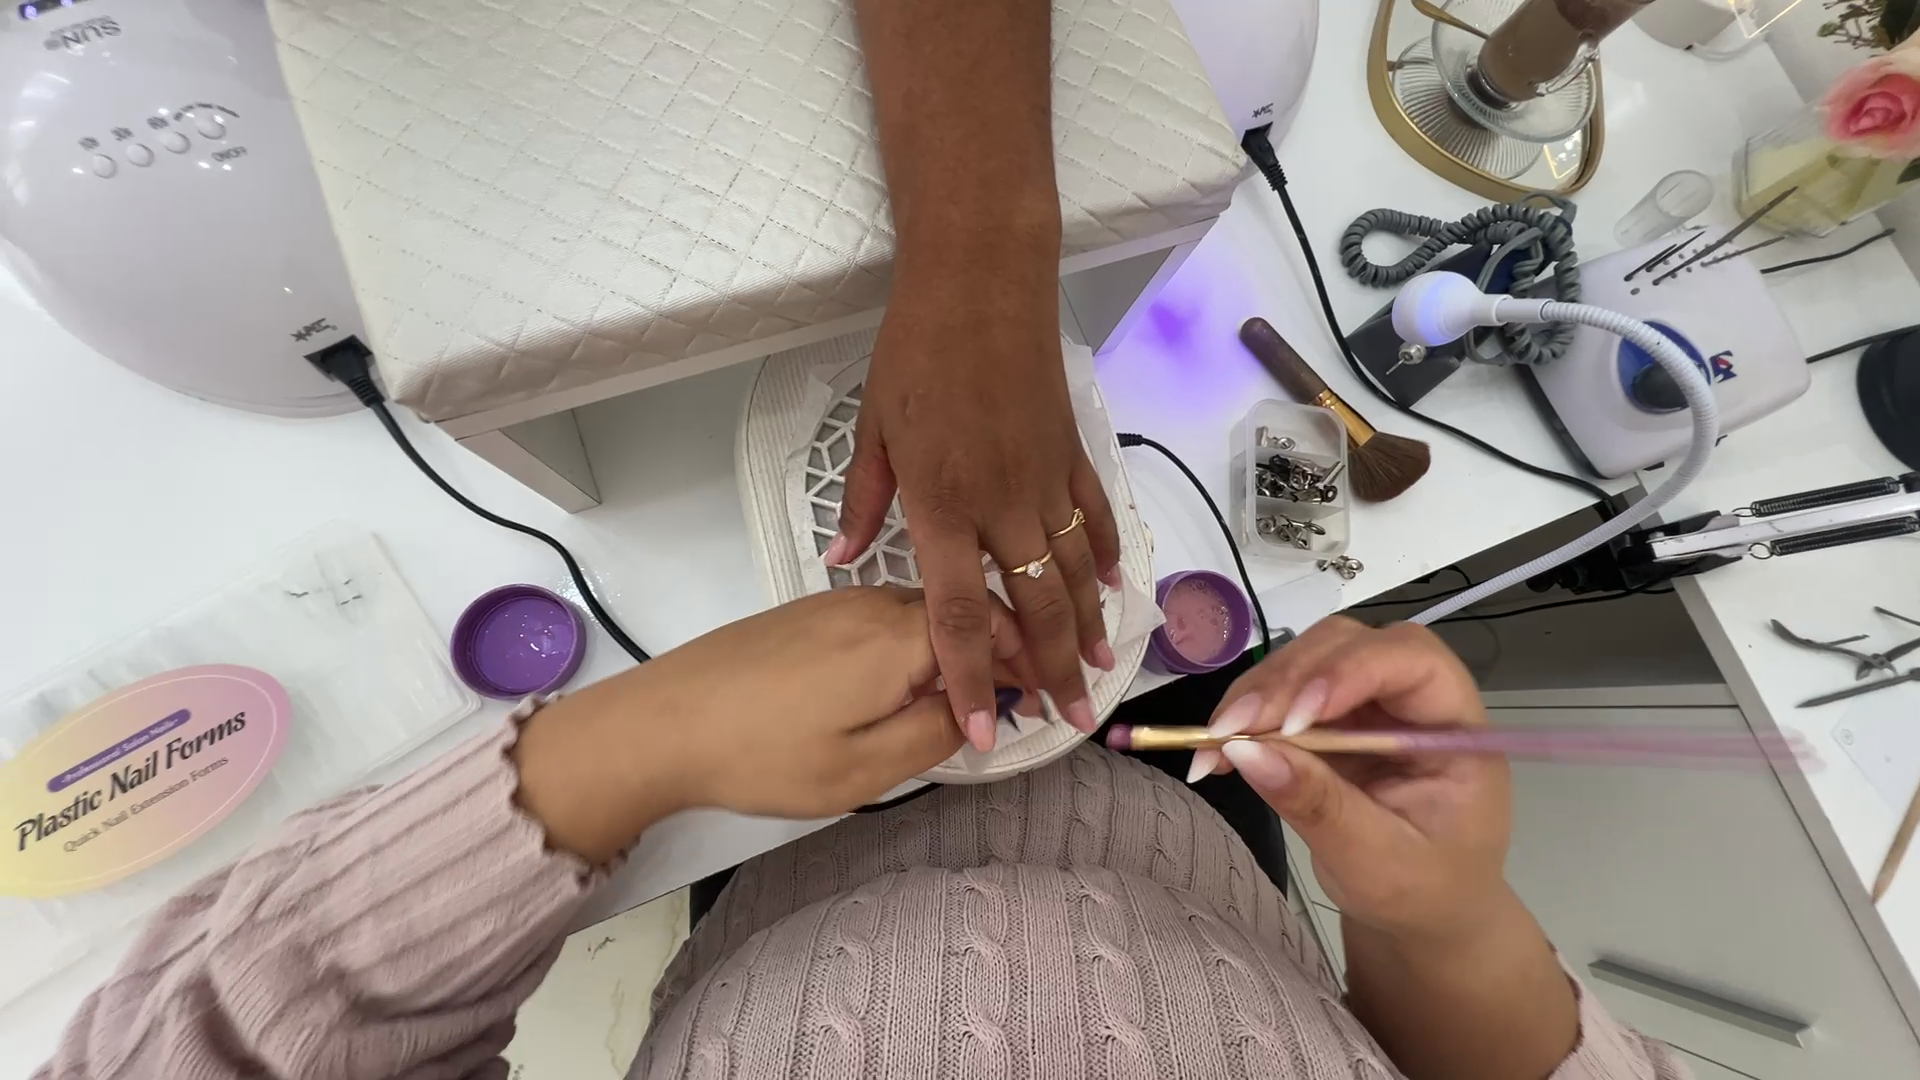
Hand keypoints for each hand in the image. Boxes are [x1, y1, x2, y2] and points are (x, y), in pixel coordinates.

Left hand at [514, 588, 1012, 862]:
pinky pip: (893, 613)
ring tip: (987, 681)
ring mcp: (843, 600)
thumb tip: (980, 708)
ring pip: (930, 610)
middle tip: (1033, 689)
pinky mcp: (817, 609)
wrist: (663, 720)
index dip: (1033, 662)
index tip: (1056, 693)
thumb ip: (935, 732)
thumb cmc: (763, 753)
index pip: (991, 632)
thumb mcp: (862, 768)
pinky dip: (927, 636)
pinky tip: (923, 668)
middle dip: (1008, 647)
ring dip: (967, 640)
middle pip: (964, 612)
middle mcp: (877, 602)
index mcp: (898, 635)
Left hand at [834, 258, 1120, 753]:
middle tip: (1073, 718)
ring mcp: (1047, 481)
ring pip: (1077, 571)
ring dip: (1090, 625)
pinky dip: (1108, 555)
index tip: (988, 733)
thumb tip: (840, 555)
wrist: (982, 284)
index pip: (960, 615)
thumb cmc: (916, 353)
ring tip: (1100, 670)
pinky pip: (1096, 516)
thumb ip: (864, 500)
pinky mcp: (1073, 454)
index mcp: (942, 507)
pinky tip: (1117, 587)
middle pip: (1035, 607)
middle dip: (1053, 670)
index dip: (972, 679)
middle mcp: (1002, 507)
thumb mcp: (874, 427)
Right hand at [1201, 617, 1512, 943]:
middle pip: (1342, 645)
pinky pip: (1275, 690)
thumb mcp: (1378, 862)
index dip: (1347, 671)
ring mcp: (1363, 699)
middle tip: (1233, 730)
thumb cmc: (1422, 889)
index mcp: (1453, 727)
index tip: (1293, 721)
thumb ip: (1320, 805)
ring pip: (1301, 659)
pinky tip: (1215, 747)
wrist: (1420, 903)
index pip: (1409, 659)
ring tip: (1215, 742)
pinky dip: (1241, 714)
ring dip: (1253, 695)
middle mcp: (1408, 696)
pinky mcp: (1323, 711)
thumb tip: (1244, 752)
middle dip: (1283, 682)